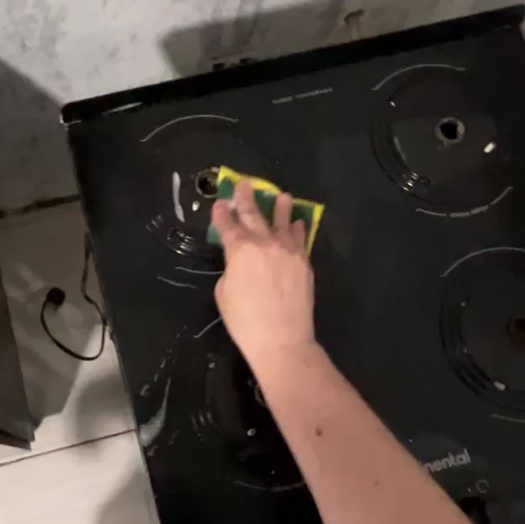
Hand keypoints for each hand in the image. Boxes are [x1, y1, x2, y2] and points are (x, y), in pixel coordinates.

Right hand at [210, 182, 316, 369]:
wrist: (282, 339)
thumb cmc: (245, 321)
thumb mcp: (224, 293)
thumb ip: (232, 270)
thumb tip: (241, 264)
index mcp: (240, 251)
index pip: (228, 226)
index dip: (222, 214)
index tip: (220, 202)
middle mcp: (265, 244)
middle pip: (254, 216)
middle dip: (247, 199)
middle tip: (244, 184)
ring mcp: (288, 252)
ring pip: (283, 223)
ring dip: (279, 208)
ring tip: (281, 195)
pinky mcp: (304, 264)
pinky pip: (300, 240)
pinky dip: (297, 229)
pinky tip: (298, 222)